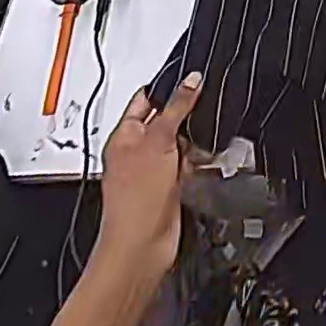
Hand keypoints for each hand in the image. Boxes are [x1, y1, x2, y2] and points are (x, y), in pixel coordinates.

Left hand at [95, 71, 201, 281]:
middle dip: (184, 118)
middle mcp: (137, 151)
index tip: (187, 79)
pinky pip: (187, 164)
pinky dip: (196, 163)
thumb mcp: (160, 140)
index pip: (145, 99)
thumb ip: (177, 107)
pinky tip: (201, 164)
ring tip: (197, 146)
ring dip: (192, 143)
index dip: (165, 88)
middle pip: (166, 120)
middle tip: (197, 113)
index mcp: (124, 135)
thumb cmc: (135, 200)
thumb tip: (191, 80)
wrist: (143, 246)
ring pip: (180, 143)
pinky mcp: (169, 186)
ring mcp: (153, 170)